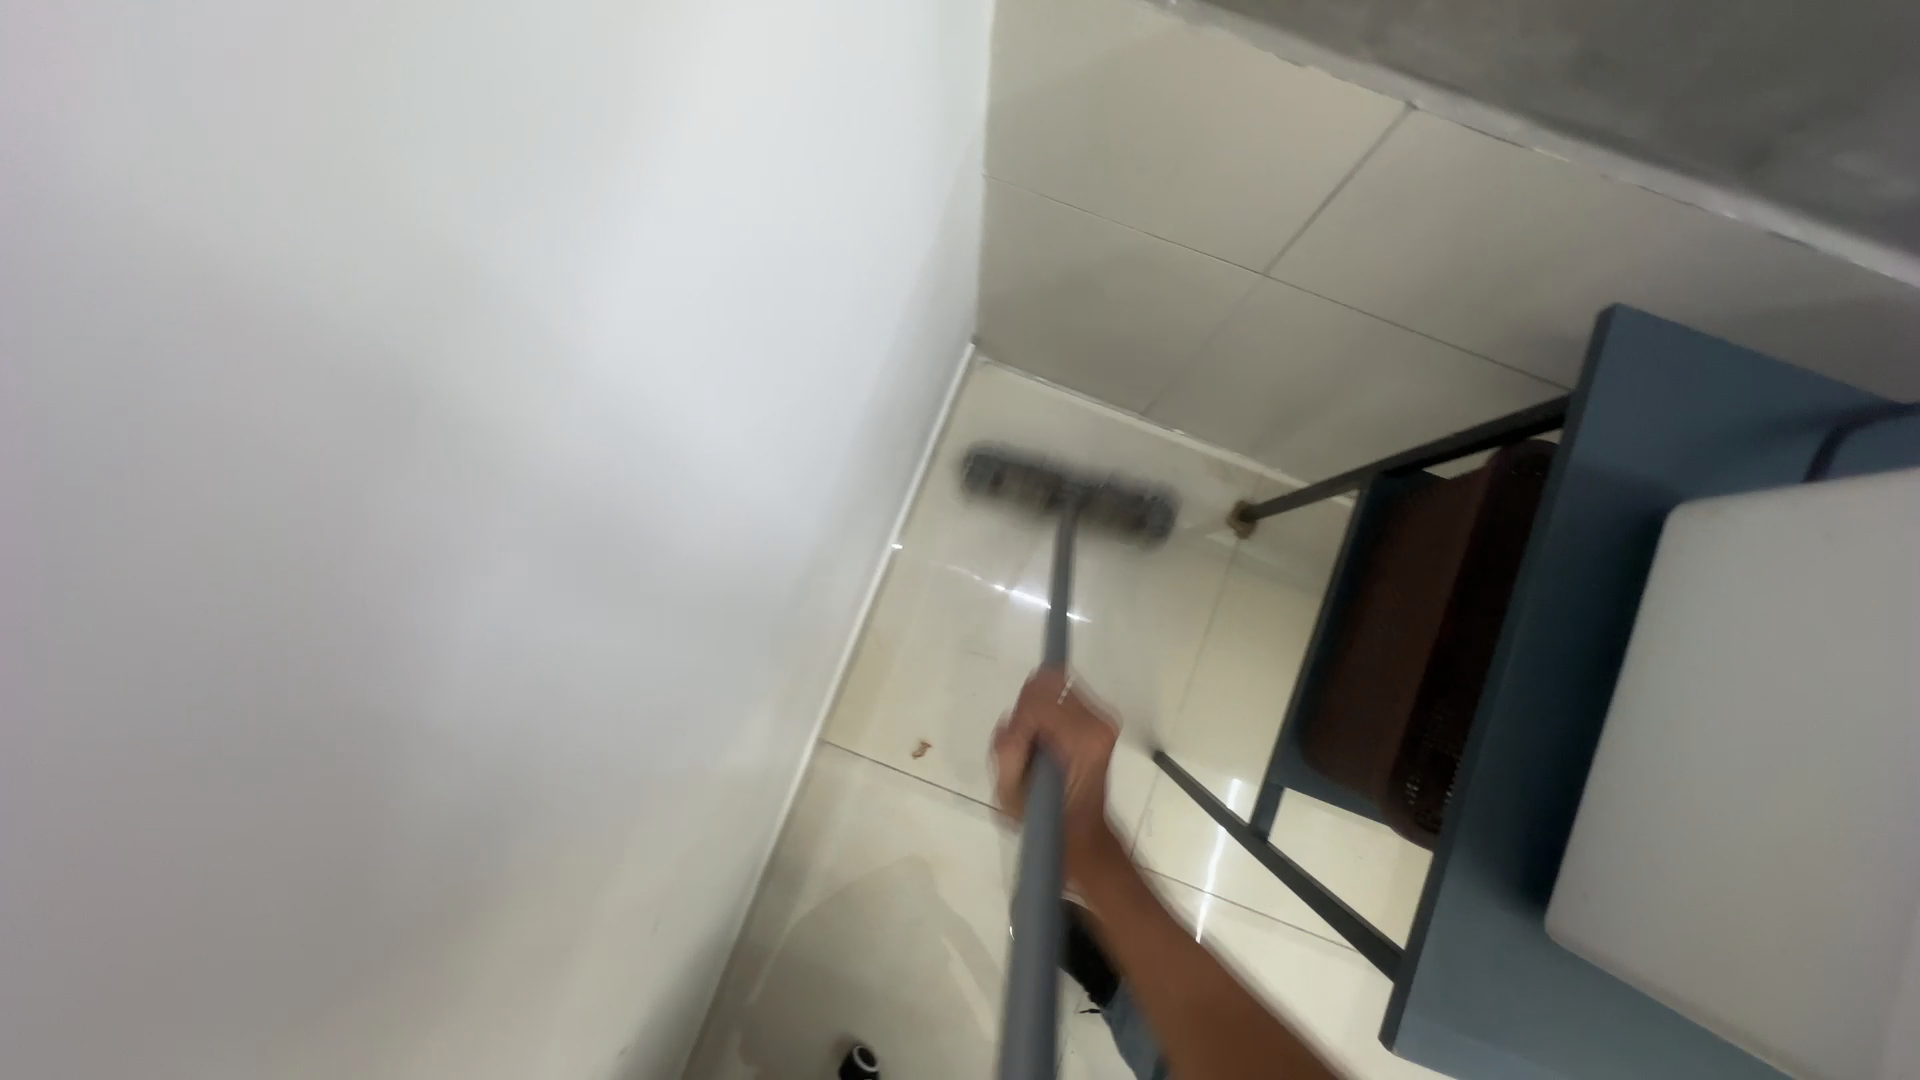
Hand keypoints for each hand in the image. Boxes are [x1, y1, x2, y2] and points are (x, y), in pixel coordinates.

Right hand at [991, 668, 1123, 882]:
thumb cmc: (1045, 816)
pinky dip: (1048, 712)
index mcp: (1080, 739)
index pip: (1035, 701)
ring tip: (1039, 747)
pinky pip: (1062, 694)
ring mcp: (1103, 718)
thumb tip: (1012, 724)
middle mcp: (1097, 722)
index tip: (1022, 750)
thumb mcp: (1011, 794)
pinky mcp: (1100, 718)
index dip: (1019, 725)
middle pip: (1044, 686)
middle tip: (1028, 748)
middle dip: (1028, 713)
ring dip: (1037, 712)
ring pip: (1053, 686)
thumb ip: (1007, 751)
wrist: (1081, 830)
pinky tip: (1050, 741)